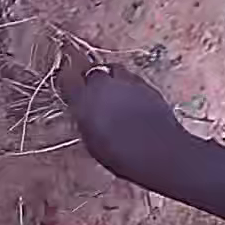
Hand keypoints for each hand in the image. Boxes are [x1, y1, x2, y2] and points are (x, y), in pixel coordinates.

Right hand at [56, 46, 195, 185]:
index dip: (67, 83)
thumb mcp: (91, 140)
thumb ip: (85, 120)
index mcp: (84, 98)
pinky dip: (127, 86)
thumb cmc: (119, 154)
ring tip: (111, 92)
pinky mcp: (148, 85)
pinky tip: (130, 99)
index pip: (68, 79)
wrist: (158, 152)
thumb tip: (84, 113)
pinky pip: (132, 79)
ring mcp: (127, 82)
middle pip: (91, 70)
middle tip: (89, 92)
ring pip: (113, 70)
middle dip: (89, 78)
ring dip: (110, 78)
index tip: (68, 89)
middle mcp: (104, 84)